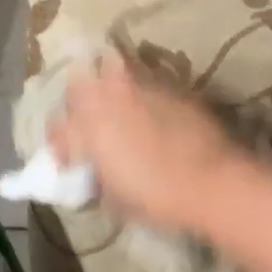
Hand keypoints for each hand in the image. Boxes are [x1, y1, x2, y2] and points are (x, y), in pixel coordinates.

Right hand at [51, 52, 244, 229]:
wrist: (212, 181)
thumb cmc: (158, 198)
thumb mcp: (116, 199)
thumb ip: (99, 178)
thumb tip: (97, 173)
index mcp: (88, 128)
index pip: (58, 128)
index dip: (59, 144)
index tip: (68, 161)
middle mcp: (109, 97)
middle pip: (78, 85)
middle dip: (78, 102)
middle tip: (87, 124)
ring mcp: (141, 86)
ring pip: (111, 71)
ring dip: (108, 86)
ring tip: (117, 107)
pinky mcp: (171, 85)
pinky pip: (145, 81)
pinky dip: (141, 92)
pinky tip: (151, 110)